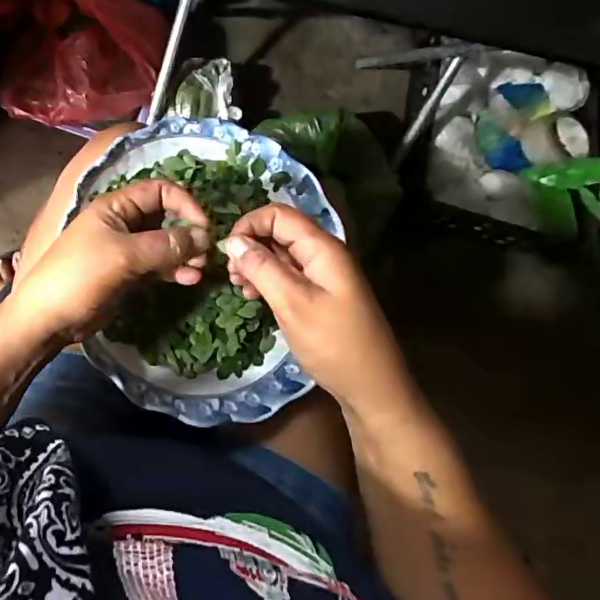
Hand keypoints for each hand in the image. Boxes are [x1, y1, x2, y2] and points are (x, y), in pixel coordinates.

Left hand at [7, 180, 213, 342]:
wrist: (46, 319)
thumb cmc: (80, 276)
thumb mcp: (124, 256)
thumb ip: (165, 245)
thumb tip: (204, 237)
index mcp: (116, 207)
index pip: (160, 191)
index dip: (185, 204)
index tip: (203, 227)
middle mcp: (123, 223)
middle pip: (166, 217)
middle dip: (188, 232)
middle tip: (205, 254)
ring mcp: (126, 249)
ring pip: (165, 244)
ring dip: (185, 254)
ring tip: (199, 271)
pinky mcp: (129, 273)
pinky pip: (159, 265)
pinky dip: (175, 270)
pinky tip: (189, 280)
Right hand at [223, 204, 412, 411]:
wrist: (372, 385)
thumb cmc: (333, 343)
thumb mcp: (292, 304)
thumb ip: (263, 268)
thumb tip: (233, 241)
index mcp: (323, 247)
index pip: (279, 214)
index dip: (249, 225)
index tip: (227, 252)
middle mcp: (325, 253)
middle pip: (280, 231)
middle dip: (251, 245)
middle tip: (232, 275)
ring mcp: (324, 274)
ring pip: (282, 253)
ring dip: (257, 264)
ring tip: (241, 289)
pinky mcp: (322, 293)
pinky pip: (290, 274)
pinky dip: (269, 280)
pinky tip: (255, 297)